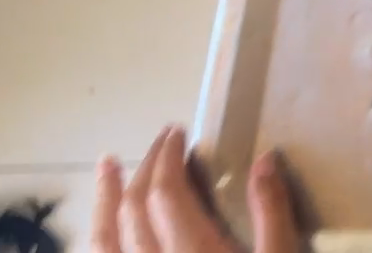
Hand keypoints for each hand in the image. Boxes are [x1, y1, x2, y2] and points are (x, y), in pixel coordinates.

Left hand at [90, 126, 298, 252]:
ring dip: (105, 199)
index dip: (166, 159)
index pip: (165, 195)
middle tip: (162, 138)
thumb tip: (265, 158)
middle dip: (145, 167)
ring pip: (104, 241)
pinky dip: (99, 236)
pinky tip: (102, 225)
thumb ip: (271, 212)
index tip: (177, 131)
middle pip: (133, 211)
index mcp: (192, 251)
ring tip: (106, 167)